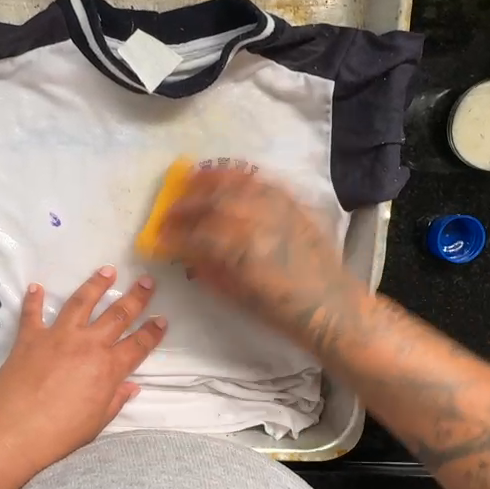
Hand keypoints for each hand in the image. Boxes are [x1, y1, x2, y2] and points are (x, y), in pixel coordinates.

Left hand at [0, 265, 165, 468]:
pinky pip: (32, 313)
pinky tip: (36, 287)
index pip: (138, 346)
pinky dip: (34, 299)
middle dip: (135, 297)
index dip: (152, 332)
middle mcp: (87, 345)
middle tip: (146, 280)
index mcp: (108, 369)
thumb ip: (114, 400)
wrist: (14, 431)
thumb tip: (130, 387)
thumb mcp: (96, 423)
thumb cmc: (59, 434)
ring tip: (107, 270)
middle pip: (118, 315)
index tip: (162, 319)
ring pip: (81, 302)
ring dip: (96, 285)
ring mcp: (58, 337)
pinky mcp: (30, 337)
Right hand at [155, 169, 357, 348]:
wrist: (332, 308)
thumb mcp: (237, 297)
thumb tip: (185, 254)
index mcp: (242, 253)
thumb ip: (209, 271)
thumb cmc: (282, 313)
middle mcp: (260, 225)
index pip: (197, 236)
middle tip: (168, 211)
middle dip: (185, 204)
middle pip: (214, 202)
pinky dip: (241, 176)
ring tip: (190, 178)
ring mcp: (280, 211)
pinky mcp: (295, 206)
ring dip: (209, 179)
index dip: (173, 236)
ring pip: (238, 184)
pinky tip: (227, 176)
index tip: (157, 238)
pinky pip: (264, 182)